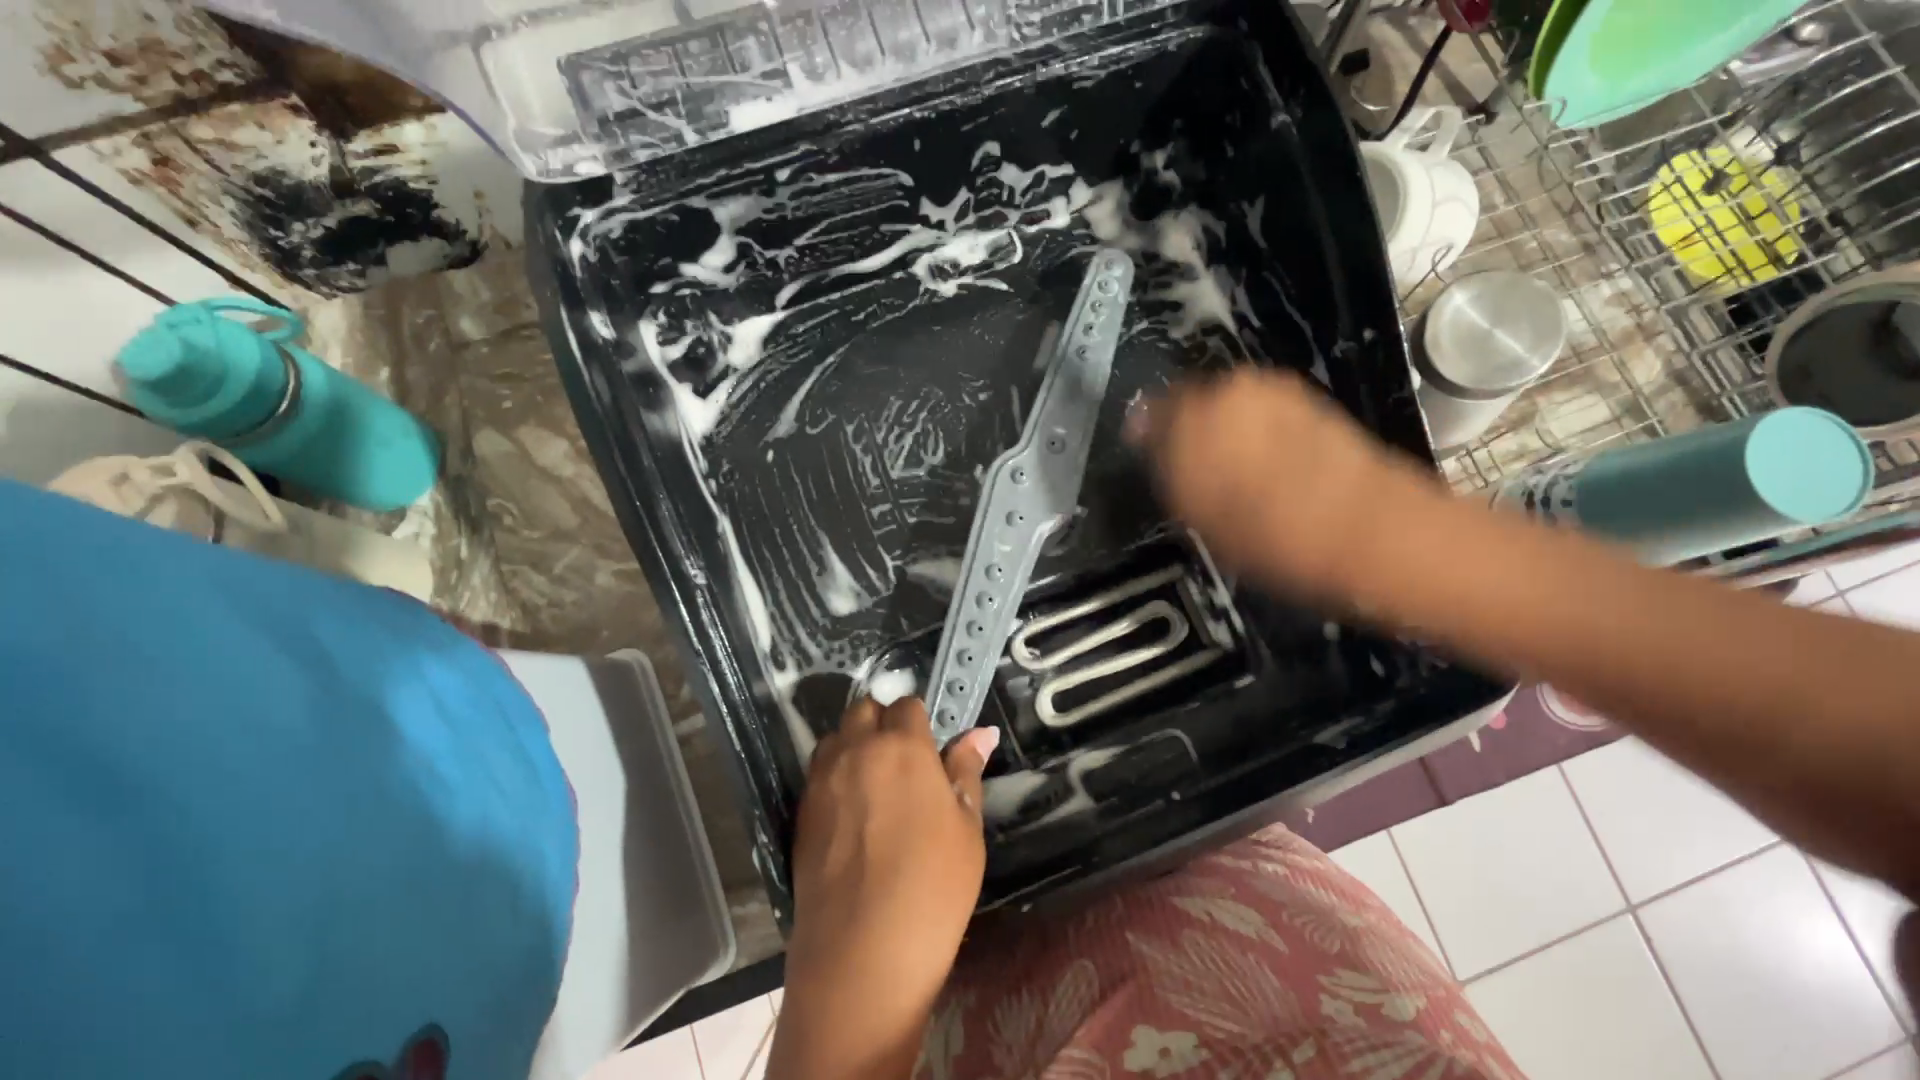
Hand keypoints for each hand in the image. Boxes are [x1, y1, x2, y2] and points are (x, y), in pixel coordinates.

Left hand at [769, 698, 999, 1079]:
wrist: (861, 952)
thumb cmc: (932, 889)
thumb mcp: (966, 830)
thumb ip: (966, 774)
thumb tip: (980, 734)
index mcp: (902, 748)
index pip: (907, 706)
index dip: (921, 721)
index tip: (931, 747)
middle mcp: (855, 751)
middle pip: (864, 711)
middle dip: (883, 723)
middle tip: (906, 762)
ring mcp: (821, 780)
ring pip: (836, 738)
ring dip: (855, 745)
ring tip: (878, 785)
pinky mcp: (801, 812)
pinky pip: (819, 773)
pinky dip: (836, 775)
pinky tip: (855, 813)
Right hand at [1125, 367, 1424, 594]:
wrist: (1367, 531)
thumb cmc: (1268, 535)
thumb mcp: (1196, 516)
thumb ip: (1164, 469)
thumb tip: (1145, 439)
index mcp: (1189, 413)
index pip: (1150, 412)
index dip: (1149, 439)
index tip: (1155, 465)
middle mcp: (1229, 389)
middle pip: (1194, 405)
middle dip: (1192, 432)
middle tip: (1197, 475)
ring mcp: (1276, 391)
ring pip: (1233, 409)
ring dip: (1230, 434)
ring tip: (1239, 480)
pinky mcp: (1313, 403)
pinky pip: (1268, 417)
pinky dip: (1263, 437)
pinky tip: (1273, 474)